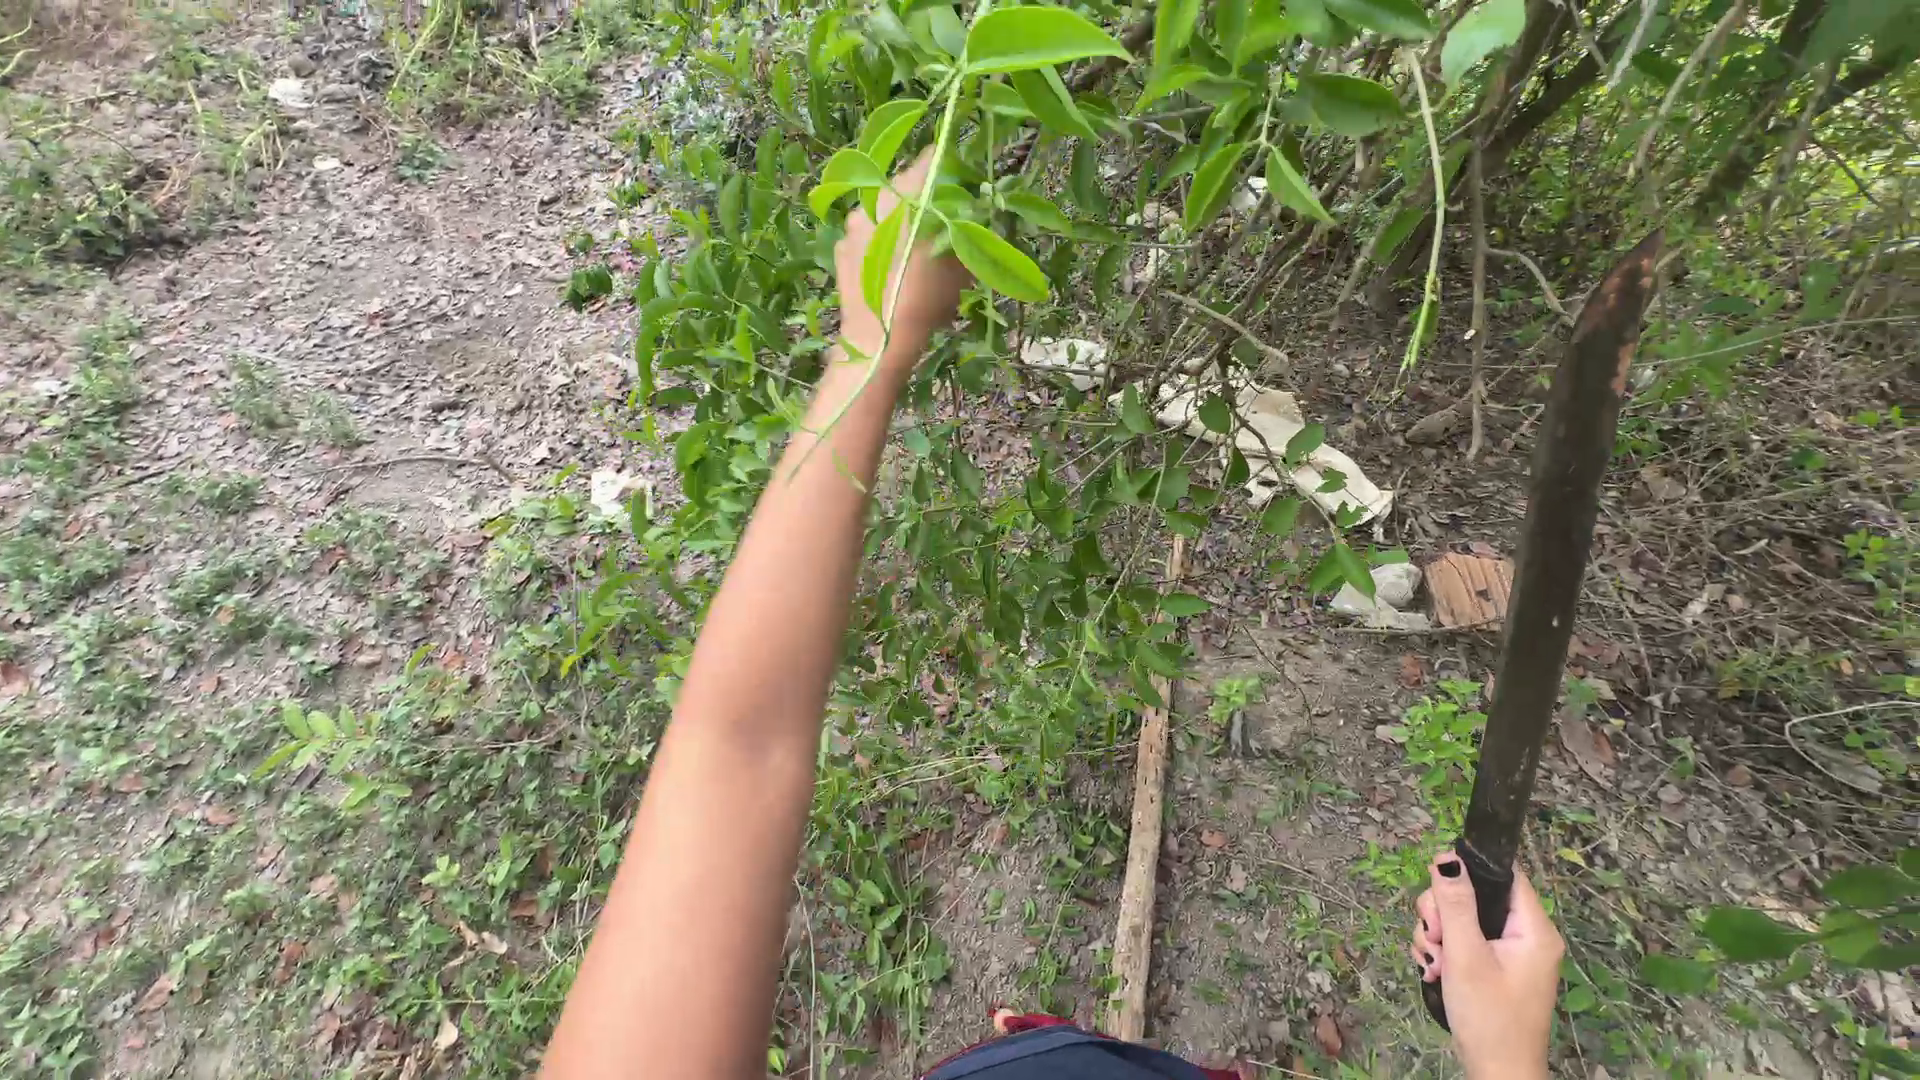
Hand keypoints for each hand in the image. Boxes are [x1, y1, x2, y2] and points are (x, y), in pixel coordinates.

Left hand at [833, 148, 970, 361]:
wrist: (878, 341)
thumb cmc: (924, 301)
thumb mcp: (959, 266)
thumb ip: (967, 230)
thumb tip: (975, 210)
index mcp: (907, 193)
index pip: (933, 159)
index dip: (950, 171)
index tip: (962, 189)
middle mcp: (875, 197)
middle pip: (905, 184)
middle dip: (924, 199)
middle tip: (940, 225)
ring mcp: (853, 221)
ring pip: (883, 208)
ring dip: (899, 219)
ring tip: (913, 251)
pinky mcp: (840, 245)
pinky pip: (866, 232)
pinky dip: (879, 241)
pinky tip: (890, 267)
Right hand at [1411, 852, 1562, 1079]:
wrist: (1496, 1073)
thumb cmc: (1487, 1015)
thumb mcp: (1465, 955)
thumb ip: (1455, 904)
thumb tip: (1446, 856)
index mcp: (1533, 930)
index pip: (1503, 874)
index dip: (1468, 870)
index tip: (1436, 881)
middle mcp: (1524, 935)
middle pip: (1473, 894)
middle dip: (1441, 911)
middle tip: (1435, 937)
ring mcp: (1507, 951)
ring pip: (1458, 916)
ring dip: (1436, 932)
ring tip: (1434, 962)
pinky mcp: (1491, 964)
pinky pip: (1459, 938)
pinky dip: (1440, 949)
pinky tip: (1435, 969)